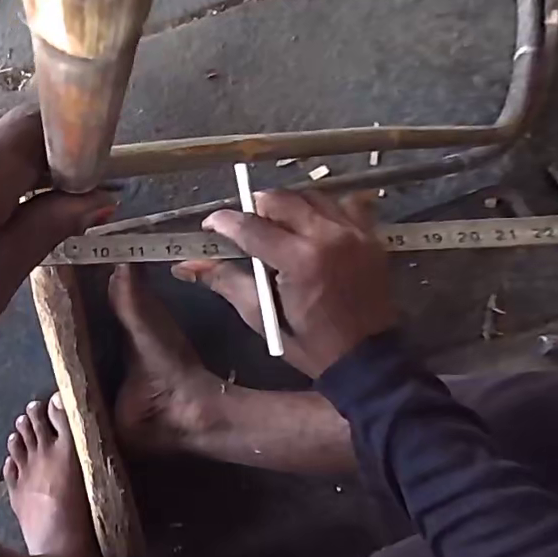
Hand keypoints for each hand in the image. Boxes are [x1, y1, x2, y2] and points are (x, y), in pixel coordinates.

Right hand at [172, 190, 397, 378]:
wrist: (370, 361)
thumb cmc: (312, 345)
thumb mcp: (263, 317)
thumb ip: (226, 282)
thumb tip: (187, 266)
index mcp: (299, 260)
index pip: (250, 226)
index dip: (224, 221)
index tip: (211, 226)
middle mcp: (327, 236)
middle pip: (280, 199)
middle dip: (255, 208)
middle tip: (245, 227)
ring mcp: (353, 232)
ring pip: (310, 195)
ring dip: (287, 205)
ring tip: (277, 226)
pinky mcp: (370, 235)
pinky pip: (343, 203)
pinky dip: (322, 209)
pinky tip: (313, 226)